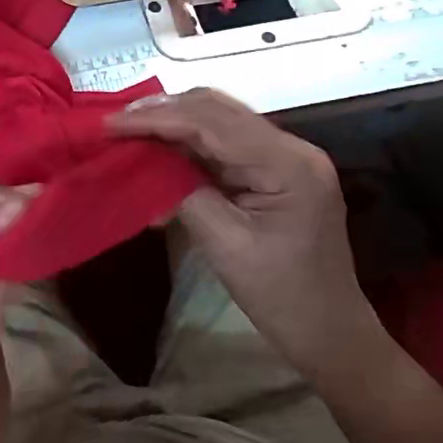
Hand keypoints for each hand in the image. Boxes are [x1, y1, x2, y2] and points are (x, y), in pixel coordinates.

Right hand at [106, 89, 372, 371]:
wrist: (330, 332)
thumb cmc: (280, 296)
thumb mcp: (225, 245)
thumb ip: (184, 194)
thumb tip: (144, 162)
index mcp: (288, 163)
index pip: (212, 123)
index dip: (158, 118)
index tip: (112, 123)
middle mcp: (292, 147)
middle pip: (219, 109)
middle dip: (164, 110)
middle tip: (117, 121)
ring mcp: (288, 155)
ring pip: (222, 119)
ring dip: (176, 120)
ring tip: (131, 127)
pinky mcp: (279, 169)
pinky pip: (229, 142)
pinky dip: (192, 141)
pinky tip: (162, 146)